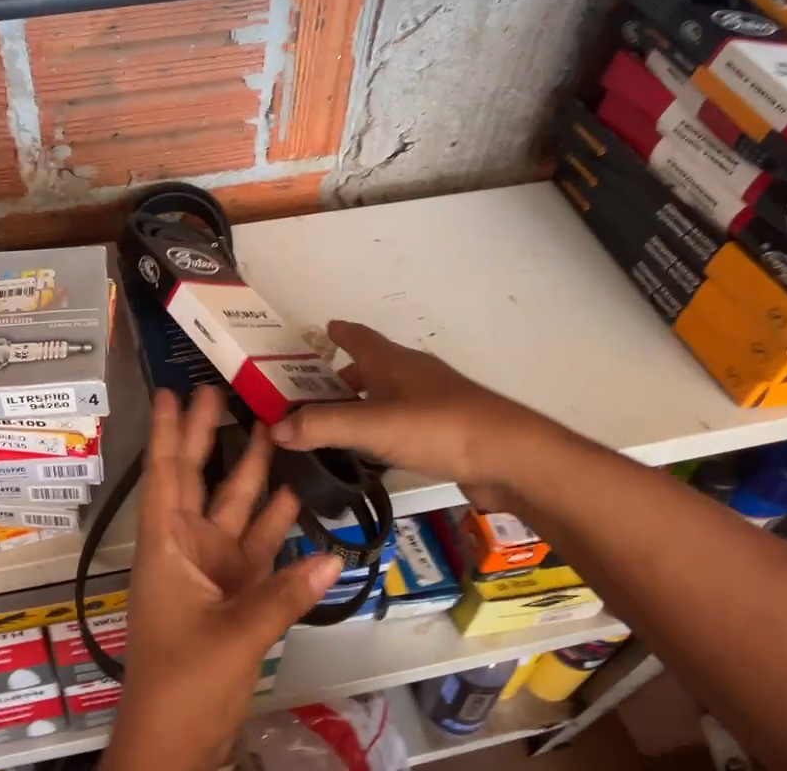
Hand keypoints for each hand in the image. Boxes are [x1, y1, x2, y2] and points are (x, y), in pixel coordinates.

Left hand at [104, 388, 343, 770]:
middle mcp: (187, 547)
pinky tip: (297, 492)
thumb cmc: (184, 682)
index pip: (164, 475)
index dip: (167, 432)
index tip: (171, 392)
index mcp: (167, 546)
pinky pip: (258, 547)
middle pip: (198, 479)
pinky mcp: (235, 593)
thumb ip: (283, 595)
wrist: (174, 744)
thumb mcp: (233, 636)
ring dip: (251, 471)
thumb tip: (332, 559)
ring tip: (272, 426)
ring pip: (233, 507)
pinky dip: (276, 523)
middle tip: (220, 389)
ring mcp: (213, 569)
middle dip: (207, 436)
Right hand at [270, 320, 575, 509]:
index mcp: (392, 361)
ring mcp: (434, 402)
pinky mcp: (449, 432)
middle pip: (371, 367)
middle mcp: (412, 374)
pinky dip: (384, 431)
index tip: (322, 329)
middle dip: (342, 376)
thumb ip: (321, 426)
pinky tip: (374, 452)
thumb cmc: (437, 427)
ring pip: (388, 397)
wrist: (511, 457)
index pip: (358, 337)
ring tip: (334, 424)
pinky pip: (405, 424)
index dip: (339, 332)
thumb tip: (274, 428)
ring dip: (363, 405)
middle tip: (310, 392)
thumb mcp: (371, 425)